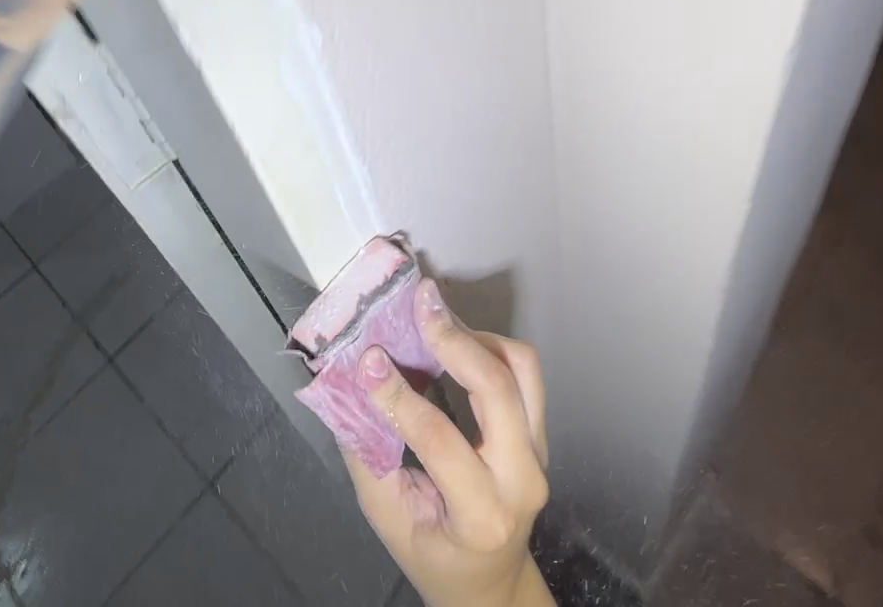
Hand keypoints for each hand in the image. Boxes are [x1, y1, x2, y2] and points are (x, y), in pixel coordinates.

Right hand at [347, 279, 555, 606]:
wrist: (492, 583)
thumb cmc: (434, 556)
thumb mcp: (388, 517)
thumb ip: (367, 451)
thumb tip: (343, 385)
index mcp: (481, 514)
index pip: (440, 439)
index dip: (399, 394)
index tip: (368, 357)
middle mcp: (522, 478)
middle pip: (499, 390)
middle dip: (455, 340)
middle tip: (420, 303)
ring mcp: (539, 452)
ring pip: (522, 369)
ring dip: (477, 336)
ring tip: (434, 319)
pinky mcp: (538, 432)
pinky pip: (523, 373)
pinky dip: (488, 346)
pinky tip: (453, 339)